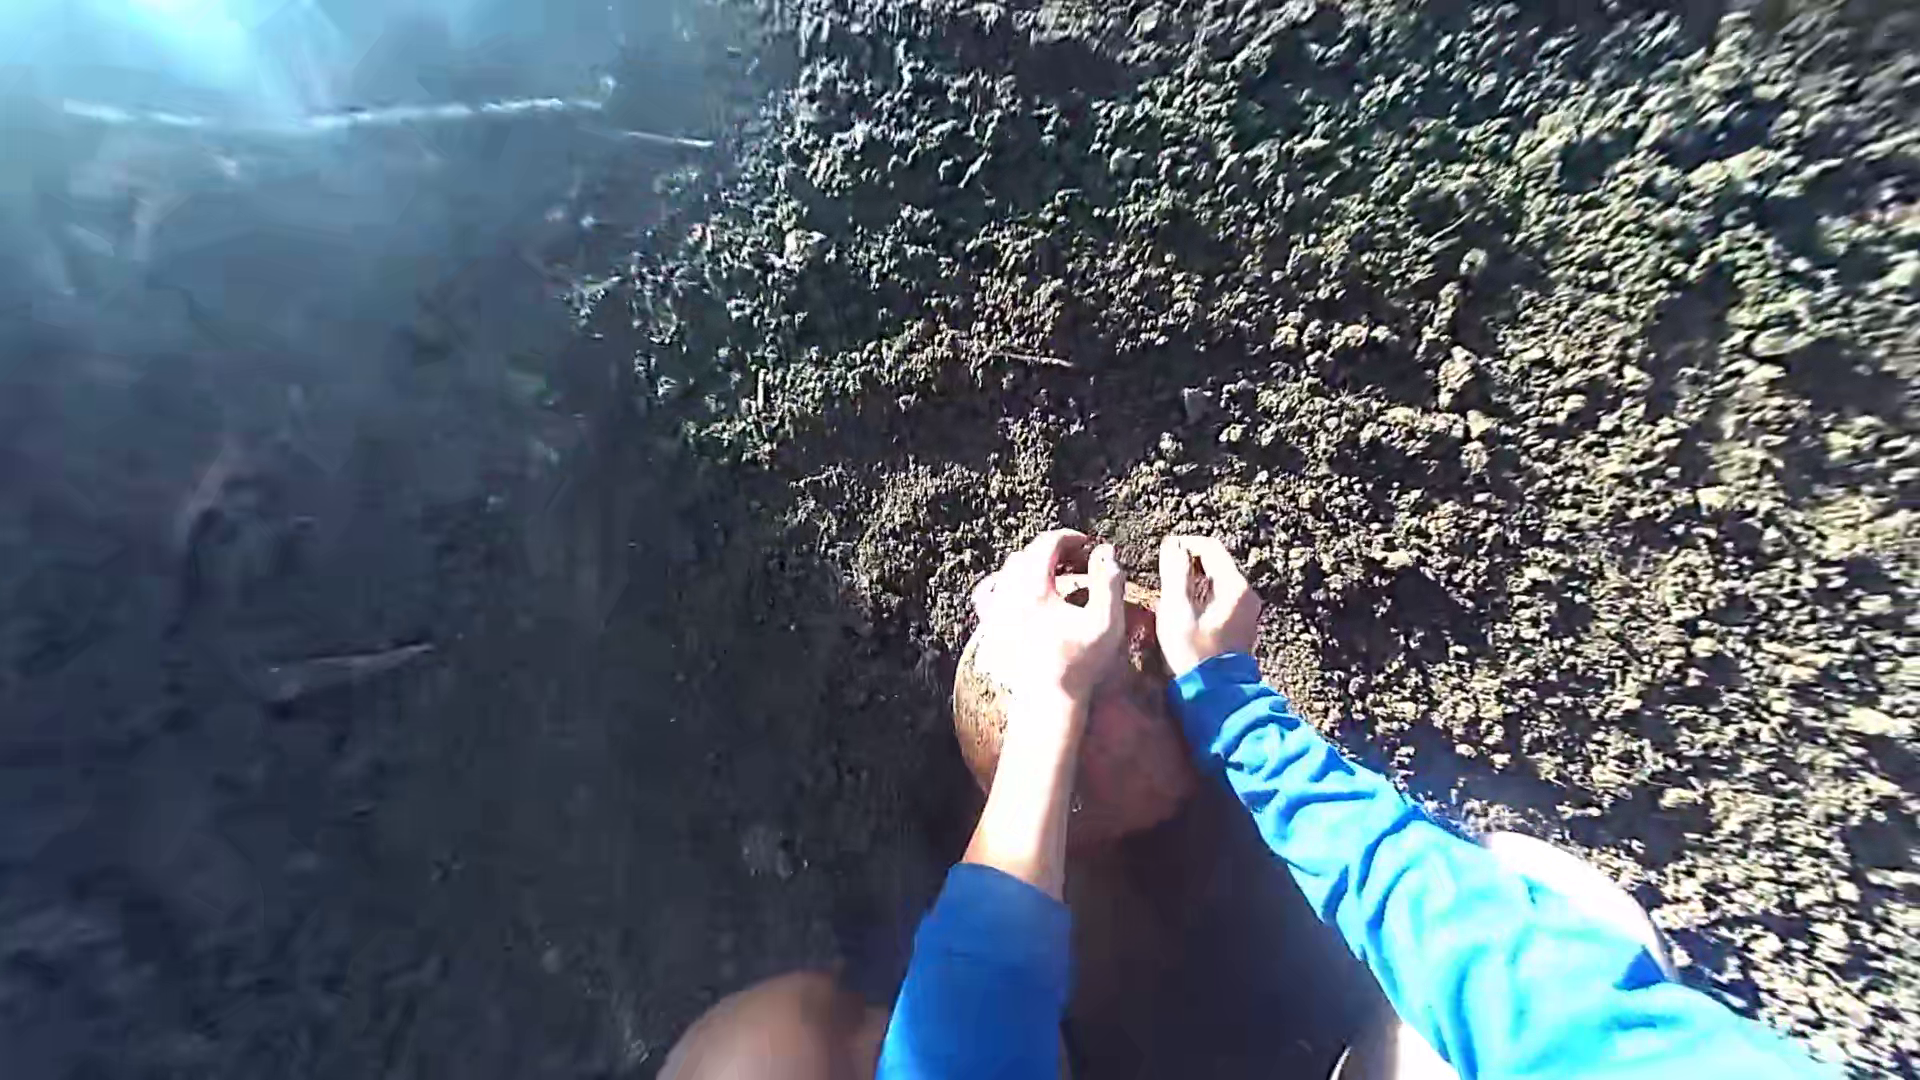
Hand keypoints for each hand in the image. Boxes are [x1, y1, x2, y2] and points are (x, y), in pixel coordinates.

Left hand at [970, 529, 1126, 704]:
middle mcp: (1009, 593)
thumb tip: (1105, 552)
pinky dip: (1002, 583)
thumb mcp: (1106, 622)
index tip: (1087, 544)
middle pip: (1027, 554)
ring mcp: (995, 610)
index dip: (1069, 538)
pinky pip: (988, 592)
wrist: (1048, 699)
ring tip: (1053, 572)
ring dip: (1030, 563)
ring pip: (1007, 570)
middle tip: (1076, 558)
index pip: (1047, 544)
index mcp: (1035, 587)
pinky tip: (1016, 590)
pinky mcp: (989, 627)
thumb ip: (1109, 581)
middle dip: (1052, 549)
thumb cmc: (1080, 662)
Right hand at [1157, 536, 1261, 675]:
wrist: (1214, 692)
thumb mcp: (1176, 609)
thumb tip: (1172, 545)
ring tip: (1169, 586)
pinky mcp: (1240, 623)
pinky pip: (1220, 596)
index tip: (1163, 550)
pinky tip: (1184, 604)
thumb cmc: (1192, 651)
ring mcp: (1246, 610)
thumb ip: (1175, 573)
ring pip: (1218, 579)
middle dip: (1189, 560)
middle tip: (1163, 568)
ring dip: (1194, 577)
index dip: (1185, 544)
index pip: (1211, 548)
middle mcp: (1246, 594)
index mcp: (1234, 586)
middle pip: (1216, 562)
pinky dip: (1202, 592)